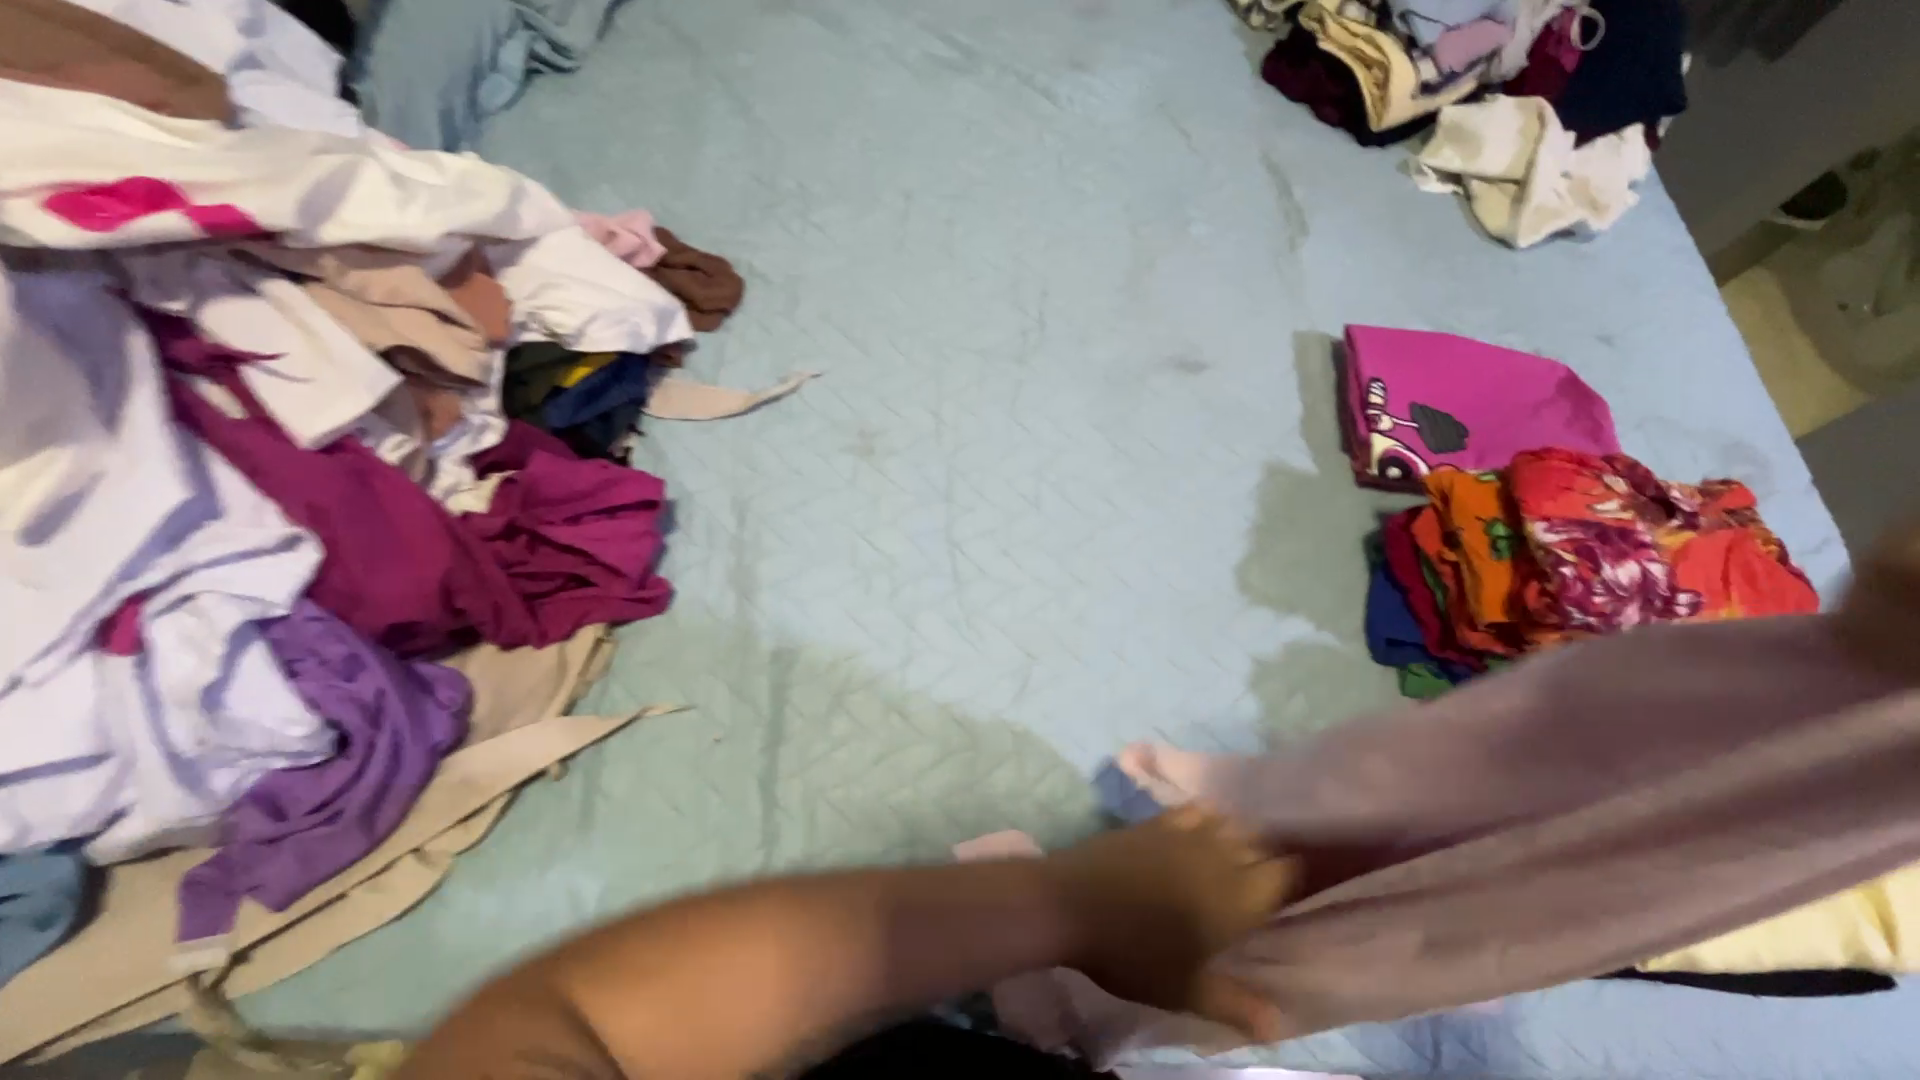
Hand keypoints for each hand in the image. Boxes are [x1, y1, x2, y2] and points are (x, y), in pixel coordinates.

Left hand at [1046, 805, 1297, 1040]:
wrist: (1070, 905)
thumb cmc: (1132, 954)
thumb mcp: (1185, 991)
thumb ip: (1235, 1004)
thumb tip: (1279, 1027)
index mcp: (1237, 897)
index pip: (1286, 873)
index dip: (1295, 878)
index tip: (1292, 892)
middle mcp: (1219, 856)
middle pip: (1261, 844)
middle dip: (1268, 858)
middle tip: (1263, 881)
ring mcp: (1185, 833)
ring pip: (1231, 822)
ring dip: (1240, 836)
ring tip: (1236, 855)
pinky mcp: (1154, 821)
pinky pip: (1194, 809)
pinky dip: (1207, 816)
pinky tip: (1201, 828)